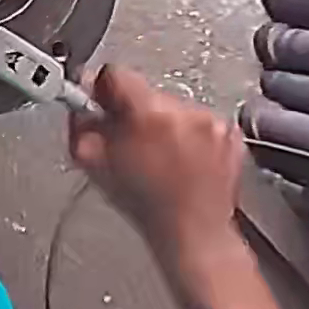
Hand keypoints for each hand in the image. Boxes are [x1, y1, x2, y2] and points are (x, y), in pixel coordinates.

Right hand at [69, 68, 246, 281]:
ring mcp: (211, 124)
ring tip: (156, 154)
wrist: (194, 235)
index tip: (101, 103)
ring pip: (169, 106)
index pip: (115, 73)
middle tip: (127, 139)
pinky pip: (196, 121)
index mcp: (148, 112)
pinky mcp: (229, 136)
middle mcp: (183, 112)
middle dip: (132, 110)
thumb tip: (80, 102)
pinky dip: (186, 135)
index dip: (102, 88)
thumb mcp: (91, 160)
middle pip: (143, 90)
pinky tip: (178, 158)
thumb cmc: (145, 204)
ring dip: (159, 122)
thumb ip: (79, 121)